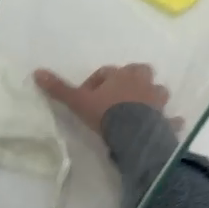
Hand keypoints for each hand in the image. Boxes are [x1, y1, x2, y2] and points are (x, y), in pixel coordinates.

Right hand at [34, 63, 171, 134]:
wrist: (134, 135)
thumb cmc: (106, 114)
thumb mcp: (78, 101)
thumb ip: (59, 88)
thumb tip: (37, 72)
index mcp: (121, 76)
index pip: (107, 72)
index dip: (97, 82)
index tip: (88, 97)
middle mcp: (141, 83)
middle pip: (140, 73)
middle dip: (132, 80)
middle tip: (119, 97)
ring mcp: (157, 101)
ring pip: (158, 91)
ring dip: (152, 97)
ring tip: (141, 110)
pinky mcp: (166, 120)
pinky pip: (172, 119)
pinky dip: (170, 121)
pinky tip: (168, 126)